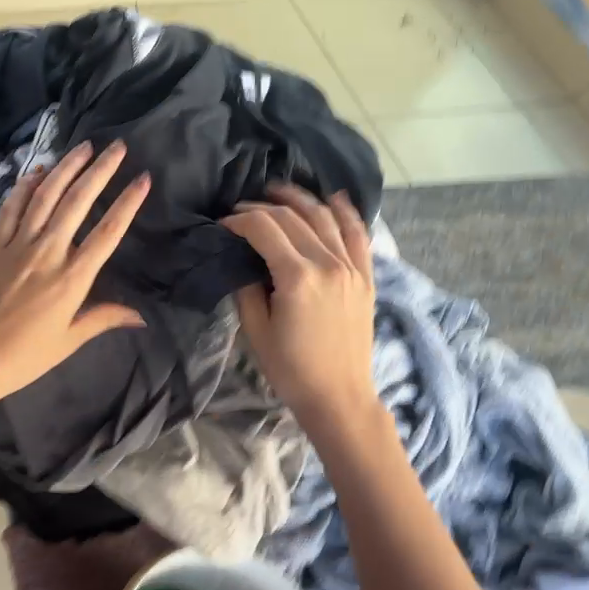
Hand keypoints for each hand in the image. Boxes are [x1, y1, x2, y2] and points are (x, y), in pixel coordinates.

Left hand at [0, 140, 150, 407]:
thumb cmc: (24, 357)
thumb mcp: (69, 341)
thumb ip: (103, 318)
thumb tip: (141, 316)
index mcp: (72, 280)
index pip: (107, 232)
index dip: (127, 203)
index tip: (143, 178)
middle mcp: (47, 253)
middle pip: (78, 202)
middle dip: (100, 171)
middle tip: (116, 148)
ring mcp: (18, 245)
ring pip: (45, 196)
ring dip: (65, 168)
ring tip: (83, 147)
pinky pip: (12, 207)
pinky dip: (26, 186)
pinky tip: (38, 170)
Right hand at [222, 184, 379, 428]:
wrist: (339, 397)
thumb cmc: (290, 368)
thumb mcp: (256, 328)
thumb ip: (246, 285)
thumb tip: (241, 257)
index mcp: (297, 276)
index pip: (263, 228)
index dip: (239, 220)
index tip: (223, 224)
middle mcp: (327, 263)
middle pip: (291, 218)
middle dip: (261, 208)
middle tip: (240, 210)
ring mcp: (351, 267)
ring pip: (323, 217)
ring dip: (298, 199)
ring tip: (276, 192)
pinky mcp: (366, 276)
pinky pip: (358, 233)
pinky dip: (345, 212)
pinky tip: (332, 197)